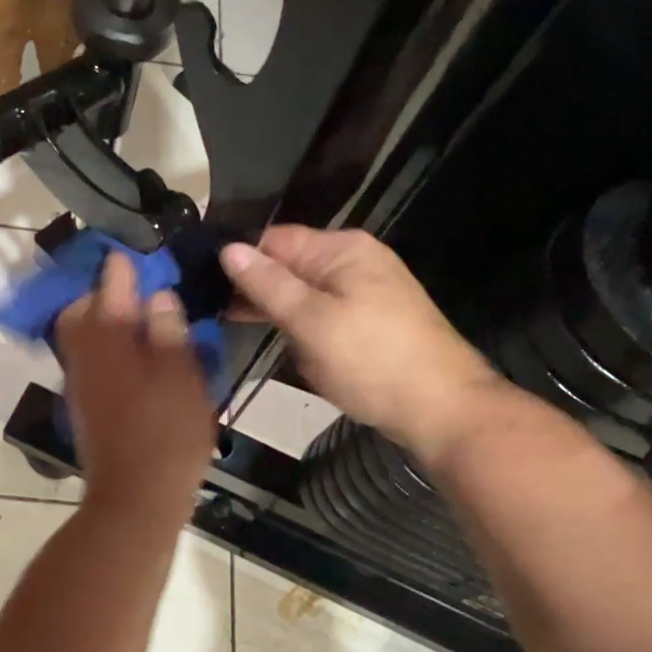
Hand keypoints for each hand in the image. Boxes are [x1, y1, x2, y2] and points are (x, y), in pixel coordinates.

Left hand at [58, 253, 215, 522]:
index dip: (125, 267)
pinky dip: (106, 348)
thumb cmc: (167, 435)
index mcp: (110, 338)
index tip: (141, 255)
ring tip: (141, 322)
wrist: (134, 499)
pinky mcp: (83, 405)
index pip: (111, 285)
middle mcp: (86, 353)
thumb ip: (169, 333)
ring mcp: (80, 381)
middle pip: (82, 309)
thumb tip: (158, 298)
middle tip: (137, 291)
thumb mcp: (182, 378)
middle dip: (104, 293)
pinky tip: (136, 358)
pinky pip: (89, 359)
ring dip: (104, 321)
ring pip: (82, 335)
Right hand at [220, 226, 514, 467]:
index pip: (274, 240)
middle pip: (290, 266)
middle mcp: (356, 260)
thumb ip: (267, 284)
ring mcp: (368, 291)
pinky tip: (297, 353)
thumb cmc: (372, 362)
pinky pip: (326, 315)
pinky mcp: (374, 321)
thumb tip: (228, 248)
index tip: (205, 290)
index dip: (240, 263)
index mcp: (342, 249)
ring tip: (255, 339)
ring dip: (283, 317)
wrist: (445, 411)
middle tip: (220, 320)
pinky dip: (307, 332)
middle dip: (260, 293)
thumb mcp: (310, 322)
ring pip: (306, 294)